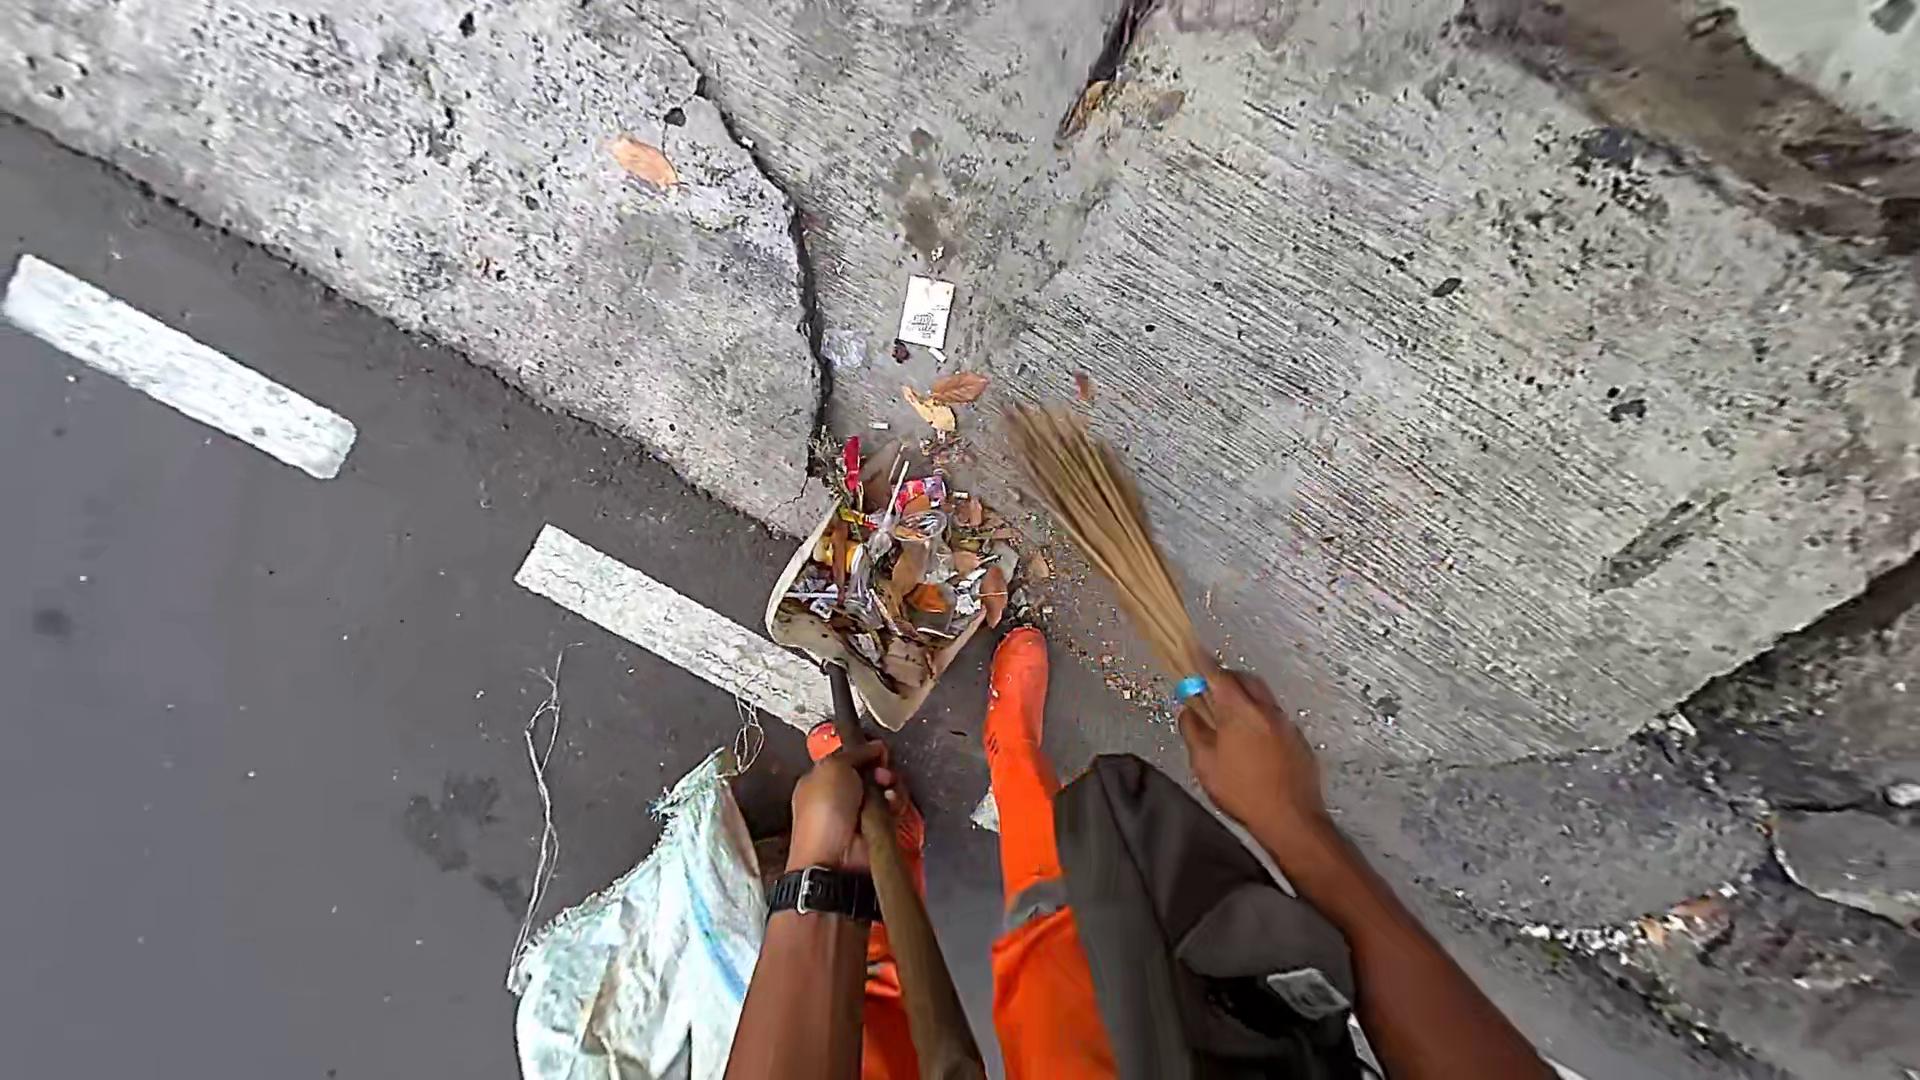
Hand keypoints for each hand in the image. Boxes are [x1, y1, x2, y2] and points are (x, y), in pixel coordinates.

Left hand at [786, 740, 899, 871]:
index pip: (850, 758)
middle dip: (881, 768)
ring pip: (888, 786)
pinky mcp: (882, 826)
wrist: (835, 859)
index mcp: (823, 781)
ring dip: (891, 785)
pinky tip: (890, 804)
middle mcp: (843, 795)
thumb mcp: (832, 767)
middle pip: (873, 770)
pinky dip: (896, 802)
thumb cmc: (825, 809)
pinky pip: (896, 806)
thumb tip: (875, 746)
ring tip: (886, 790)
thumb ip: (855, 752)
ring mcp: (863, 812)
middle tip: (881, 773)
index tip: (875, 749)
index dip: (864, 752)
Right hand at [1178, 670, 1327, 834]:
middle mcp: (1266, 711)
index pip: (1217, 675)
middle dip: (1226, 677)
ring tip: (1228, 715)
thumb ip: (1192, 730)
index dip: (1202, 662)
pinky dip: (1259, 717)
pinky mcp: (1298, 741)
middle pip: (1245, 679)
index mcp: (1240, 711)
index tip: (1193, 651)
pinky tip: (1250, 739)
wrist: (1291, 821)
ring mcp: (1285, 726)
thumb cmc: (1245, 793)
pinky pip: (1274, 717)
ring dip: (1243, 697)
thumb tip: (1188, 714)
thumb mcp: (1204, 762)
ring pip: (1262, 697)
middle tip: (1209, 686)